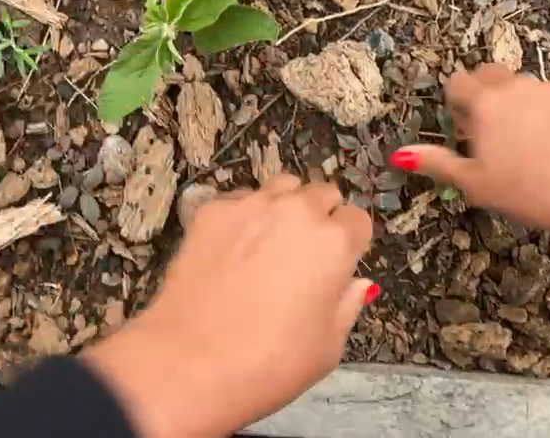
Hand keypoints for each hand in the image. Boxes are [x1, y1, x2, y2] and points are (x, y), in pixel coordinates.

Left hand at [81, 175, 375, 437]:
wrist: (190, 360)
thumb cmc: (268, 363)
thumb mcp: (327, 348)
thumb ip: (348, 304)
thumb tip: (357, 281)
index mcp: (333, 242)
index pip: (358, 219)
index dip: (351, 242)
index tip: (339, 262)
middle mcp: (296, 211)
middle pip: (322, 193)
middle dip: (321, 217)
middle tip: (305, 254)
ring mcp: (252, 204)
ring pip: (283, 186)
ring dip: (286, 206)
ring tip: (271, 243)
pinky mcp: (215, 209)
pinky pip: (242, 199)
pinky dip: (246, 216)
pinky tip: (234, 250)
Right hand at [389, 63, 549, 245]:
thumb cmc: (527, 193)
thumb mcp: (474, 184)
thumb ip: (436, 163)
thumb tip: (398, 154)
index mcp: (484, 103)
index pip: (457, 82)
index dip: (458, 102)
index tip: (467, 126)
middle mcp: (515, 86)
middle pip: (491, 75)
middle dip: (488, 94)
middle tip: (497, 131)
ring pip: (527, 88)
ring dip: (523, 104)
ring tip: (536, 143)